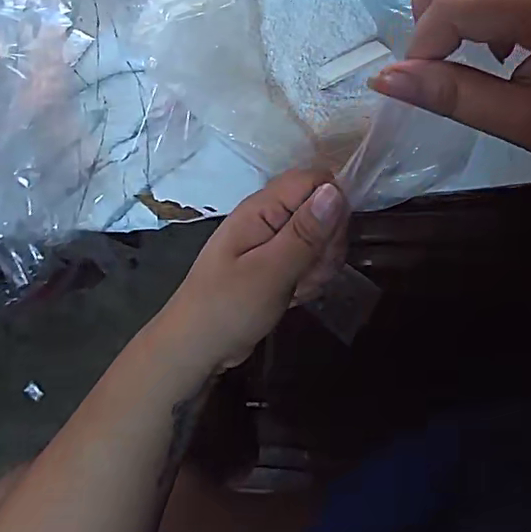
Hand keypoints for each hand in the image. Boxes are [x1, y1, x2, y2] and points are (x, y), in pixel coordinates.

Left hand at [150, 170, 349, 371]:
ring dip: (320, 264)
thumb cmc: (226, 309)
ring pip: (321, 237)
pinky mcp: (278, 262)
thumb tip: (335, 189)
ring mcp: (274, 240)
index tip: (330, 240)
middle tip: (308, 271)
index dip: (333, 204)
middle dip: (328, 241)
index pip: (315, 180)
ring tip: (298, 287)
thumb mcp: (270, 272)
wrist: (194, 351)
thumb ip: (305, 232)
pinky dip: (311, 277)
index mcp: (263, 208)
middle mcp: (270, 216)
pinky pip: (311, 259)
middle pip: (323, 208)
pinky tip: (295, 295)